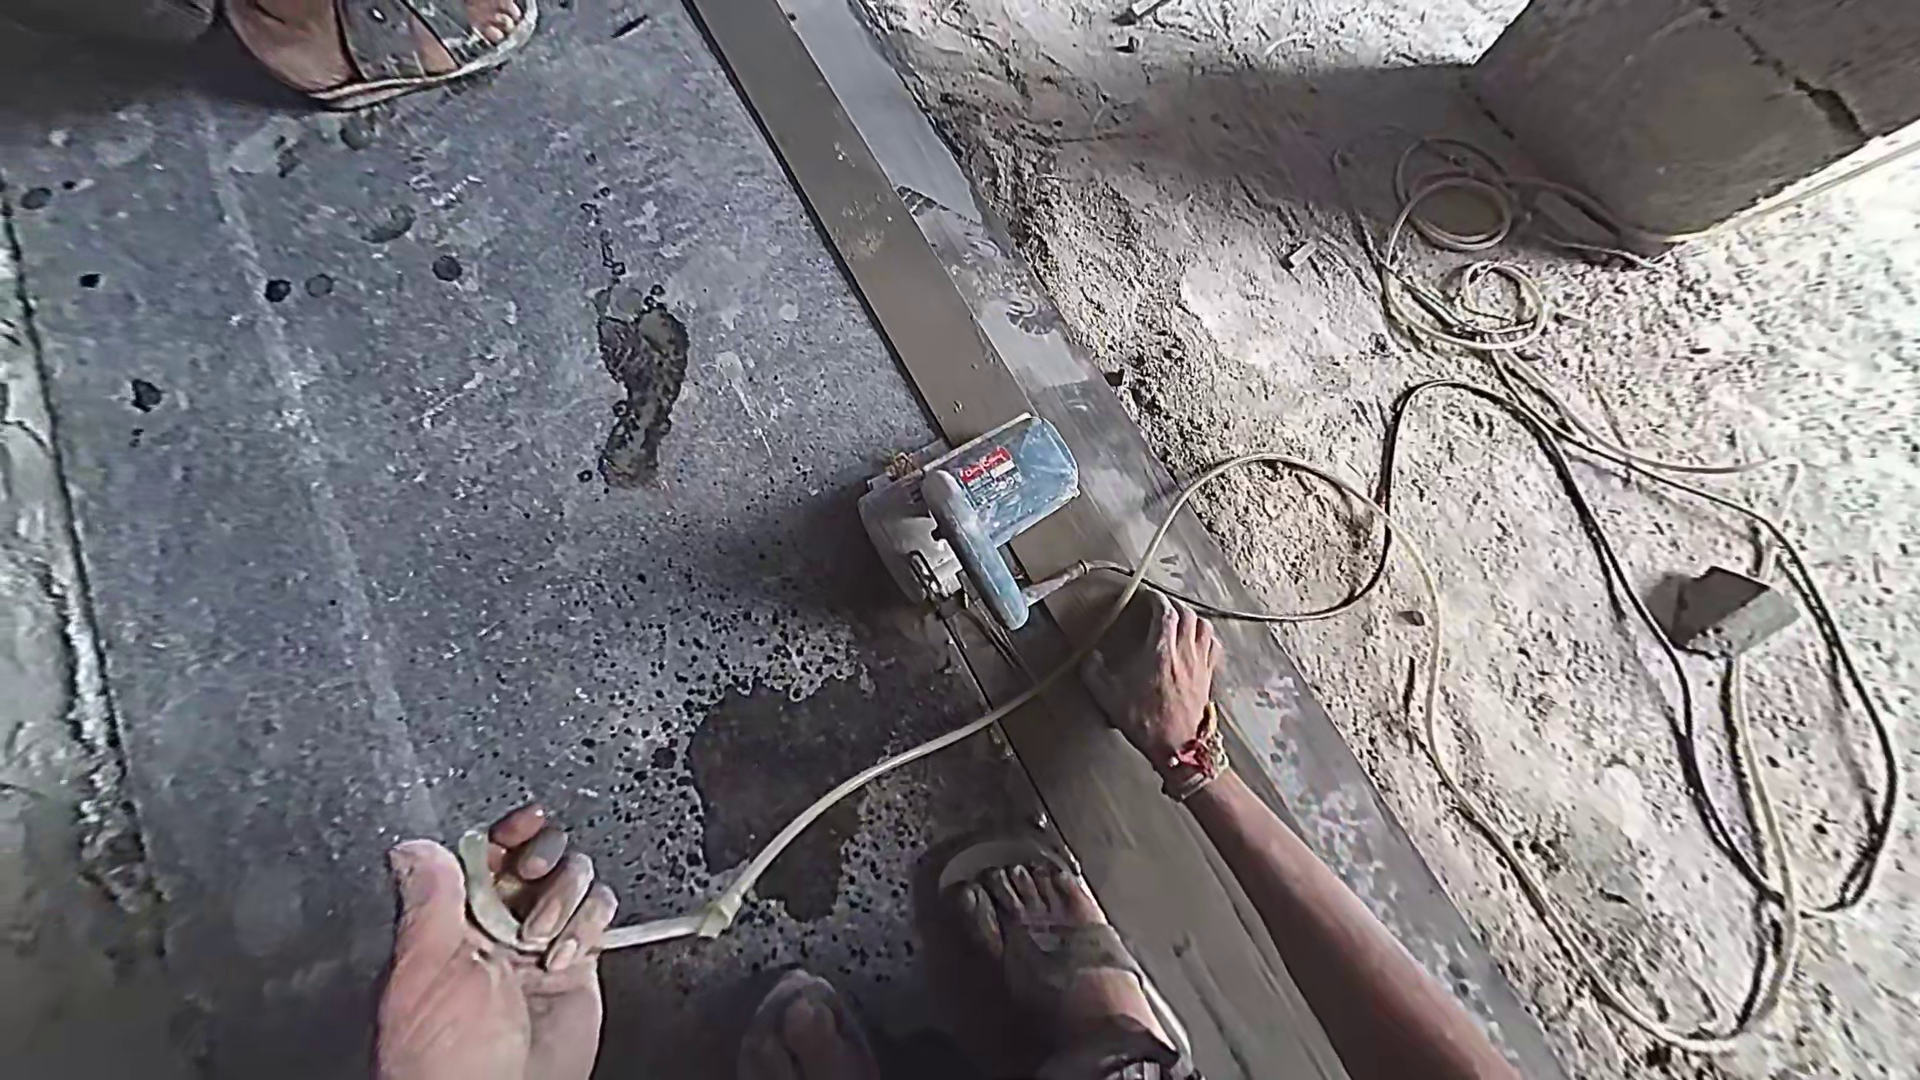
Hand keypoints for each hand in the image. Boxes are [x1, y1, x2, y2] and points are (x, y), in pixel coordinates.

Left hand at [375, 803, 617, 1079]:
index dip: (510, 832)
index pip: (487, 854)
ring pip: (575, 875)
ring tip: (542, 938)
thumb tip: (413, 850)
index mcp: (456, 923)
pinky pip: (600, 908)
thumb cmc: (448, 1059)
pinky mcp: (581, 951)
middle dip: (545, 855)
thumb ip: (430, 906)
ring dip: (566, 897)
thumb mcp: (426, 975)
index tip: (529, 820)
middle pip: (541, 853)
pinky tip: (567, 954)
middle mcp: (503, 923)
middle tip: (536, 871)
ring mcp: (545, 935)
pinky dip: (591, 922)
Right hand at [1084, 593, 1222, 773]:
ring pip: (1203, 626)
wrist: (1178, 747)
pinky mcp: (1208, 676)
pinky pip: (1212, 645)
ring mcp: (1200, 663)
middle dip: (1173, 604)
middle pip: (1186, 613)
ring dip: (1191, 616)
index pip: (1164, 611)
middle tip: (1160, 605)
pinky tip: (1198, 639)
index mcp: (1161, 649)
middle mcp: (1184, 650)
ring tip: (1179, 616)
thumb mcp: (1107, 695)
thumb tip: (1090, 657)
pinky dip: (1205, 635)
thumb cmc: (1145, 719)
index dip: (1156, 599)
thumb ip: (1094, 671)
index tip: (1147, 596)